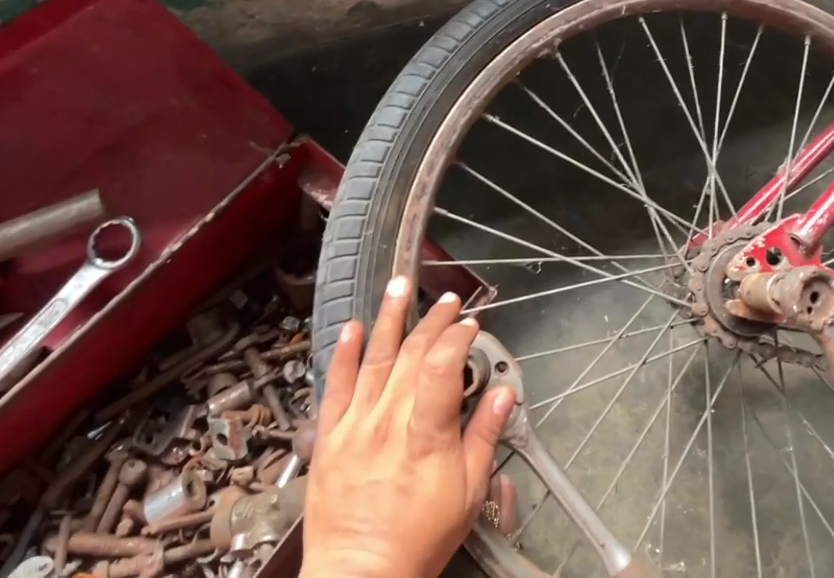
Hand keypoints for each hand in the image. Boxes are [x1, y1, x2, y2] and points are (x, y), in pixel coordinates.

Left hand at [301, 276, 516, 577]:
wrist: (359, 577)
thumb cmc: (417, 540)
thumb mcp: (467, 494)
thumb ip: (484, 437)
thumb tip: (503, 394)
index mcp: (425, 436)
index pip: (441, 366)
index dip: (457, 338)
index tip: (471, 325)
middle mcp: (388, 422)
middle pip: (411, 355)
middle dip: (433, 322)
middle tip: (448, 300)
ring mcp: (355, 426)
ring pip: (374, 359)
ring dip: (389, 318)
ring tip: (400, 286)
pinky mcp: (329, 437)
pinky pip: (336, 386)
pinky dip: (344, 354)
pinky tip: (353, 328)